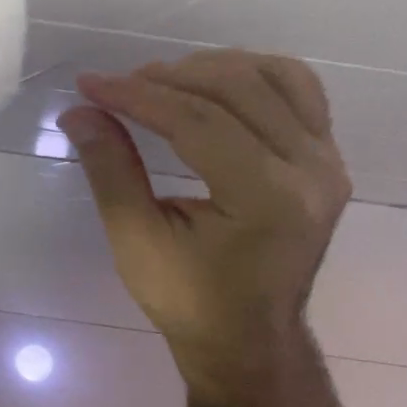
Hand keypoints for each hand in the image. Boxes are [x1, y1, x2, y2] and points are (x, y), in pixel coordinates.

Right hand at [58, 50, 350, 406]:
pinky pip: (298, 93)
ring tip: (160, 80)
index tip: (88, 84)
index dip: (137, 95)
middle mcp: (310, 170)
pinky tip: (211, 86)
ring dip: (213, 68)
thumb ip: (111, 170)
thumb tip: (78, 112)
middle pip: (239, 89)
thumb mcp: (135, 239)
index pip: (198, 120)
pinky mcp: (327, 160)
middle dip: (169, 76)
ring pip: (276, 78)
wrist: (248, 338)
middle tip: (117, 84)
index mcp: (264, 198)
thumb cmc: (186, 298)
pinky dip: (252, 76)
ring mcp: (328, 162)